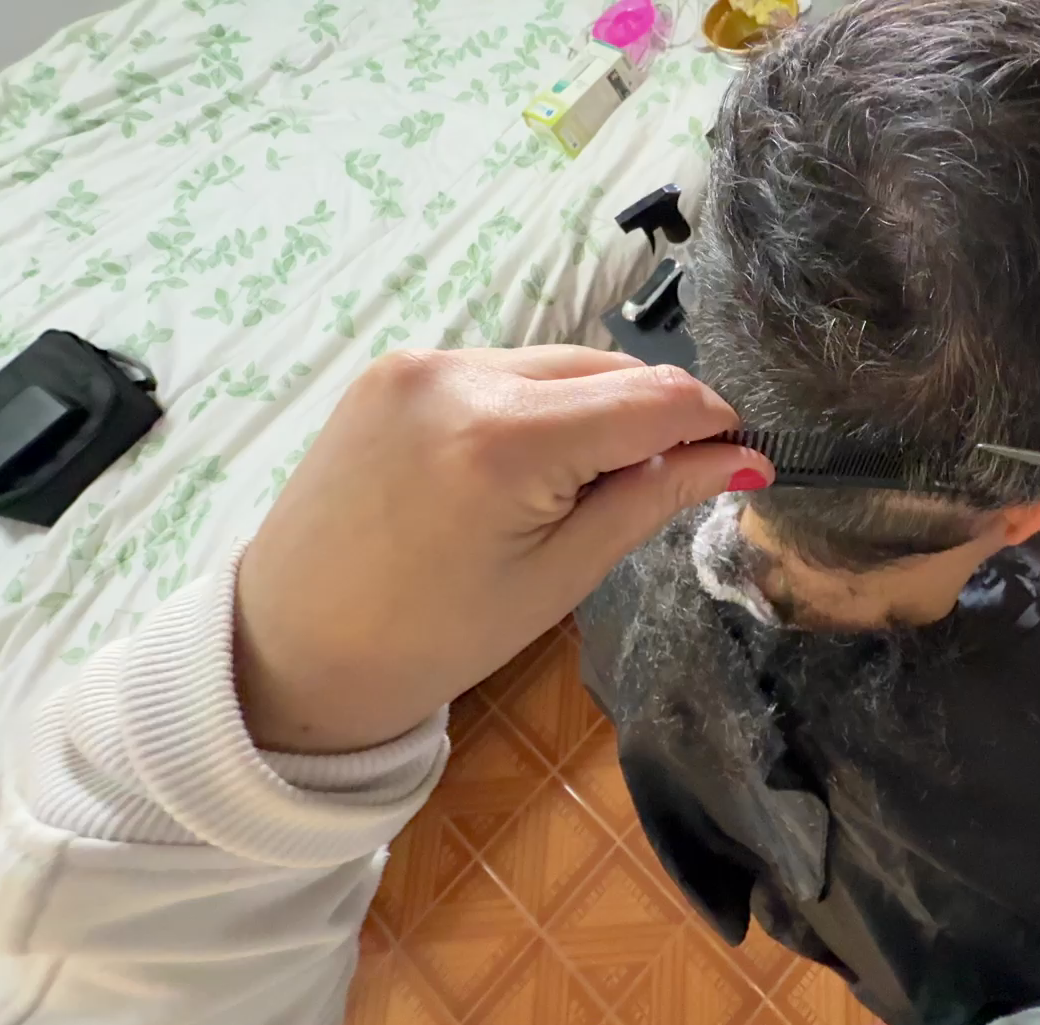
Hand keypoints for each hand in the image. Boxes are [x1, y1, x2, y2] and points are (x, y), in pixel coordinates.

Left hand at [234, 346, 772, 752]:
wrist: (293, 648)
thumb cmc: (446, 635)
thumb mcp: (570, 570)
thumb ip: (659, 496)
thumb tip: (745, 462)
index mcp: (506, 440)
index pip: (653, 399)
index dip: (712, 422)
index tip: (742, 455)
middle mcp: (460, 374)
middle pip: (613, 369)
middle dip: (662, 415)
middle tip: (672, 476)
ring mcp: (420, 361)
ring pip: (566, 363)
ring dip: (608, 407)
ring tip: (597, 476)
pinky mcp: (397, 368)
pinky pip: (513, 370)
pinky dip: (553, 404)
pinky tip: (541, 457)